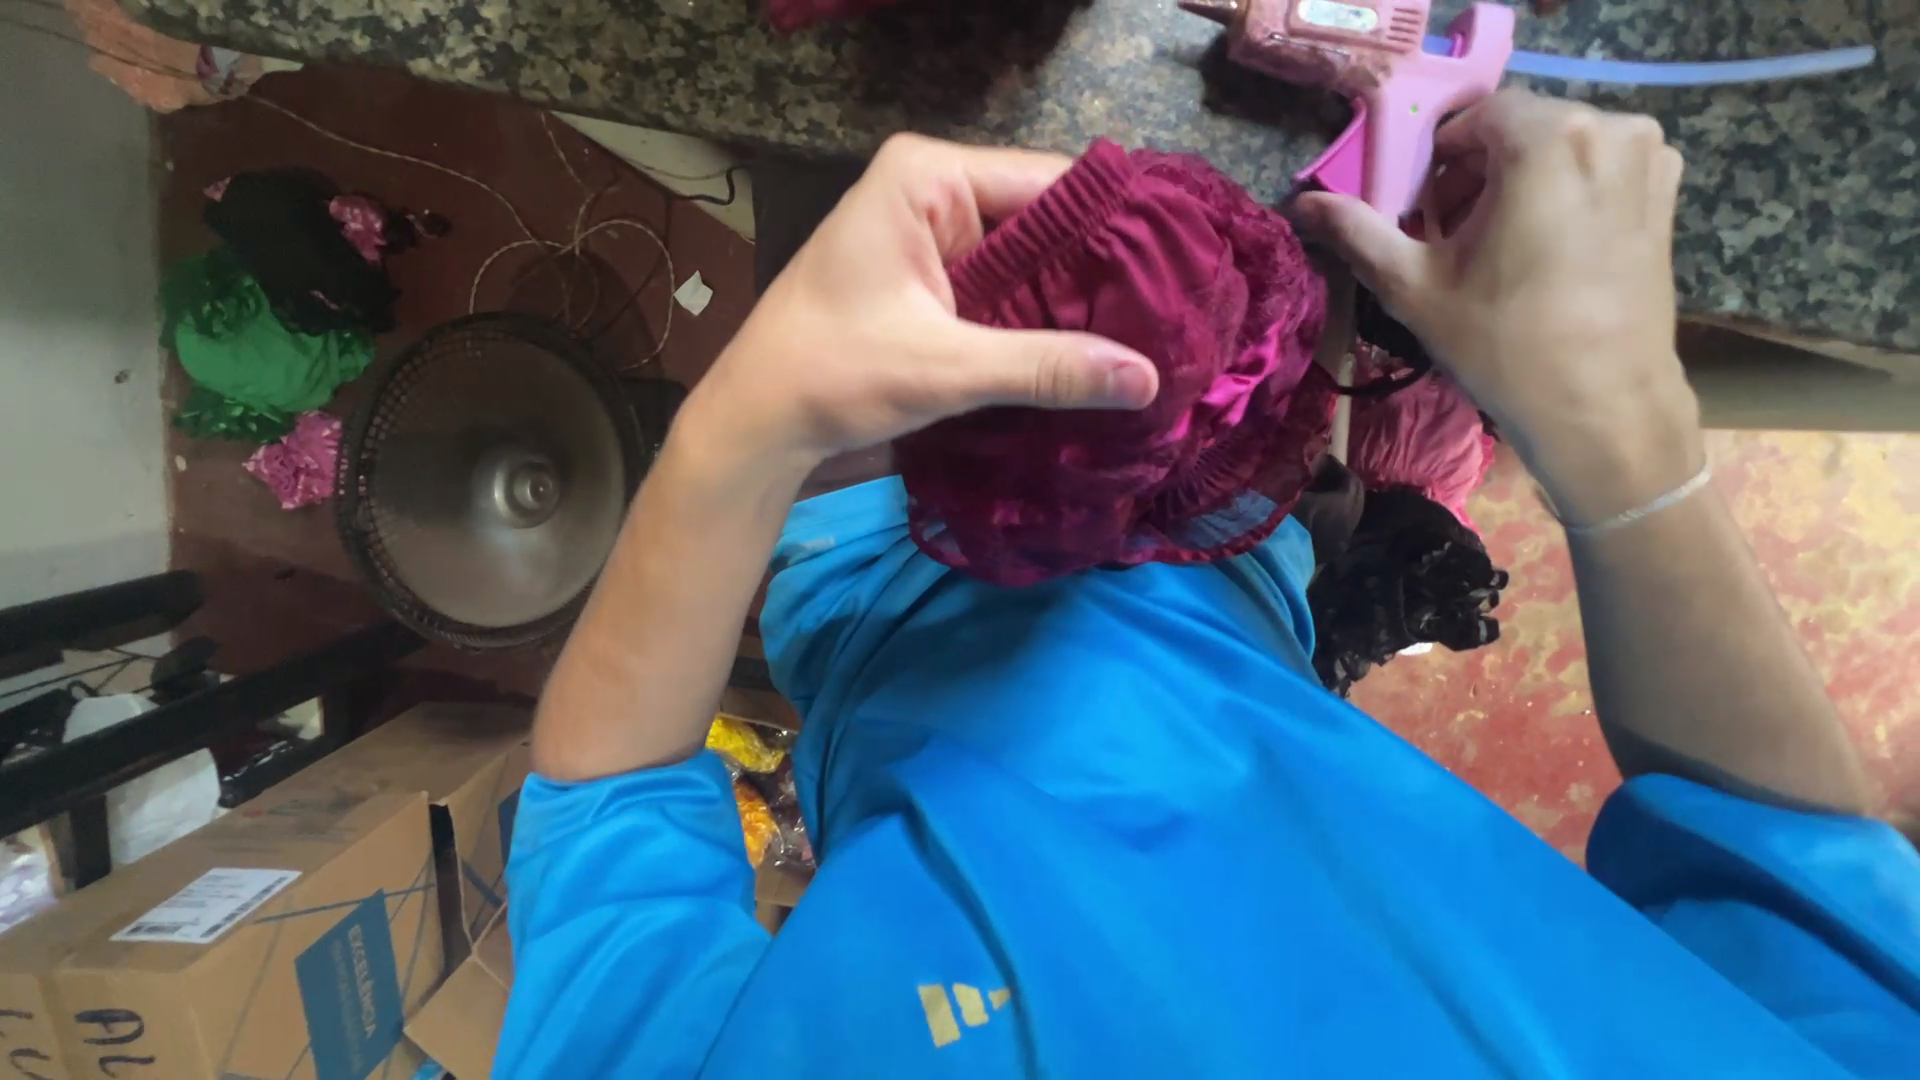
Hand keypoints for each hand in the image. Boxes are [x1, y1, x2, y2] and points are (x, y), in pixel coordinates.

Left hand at [687, 135, 1159, 470]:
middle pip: (1044, 226)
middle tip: (1166, 325)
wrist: (758, 423)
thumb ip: (1045, 367)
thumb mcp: (945, 367)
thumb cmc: (832, 374)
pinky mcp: (928, 286)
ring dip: (1069, 308)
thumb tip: (1147, 379)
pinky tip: (1082, 359)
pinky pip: (1000, 296)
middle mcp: (934, 195)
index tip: (1175, 280)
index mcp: (930, 178)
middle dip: (1097, 277)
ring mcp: (930, 241)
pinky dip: (1034, 327)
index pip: (1053, 186)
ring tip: (1142, 345)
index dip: (1117, 232)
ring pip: (1025, 266)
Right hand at [1294, 91, 1702, 525]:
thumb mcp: (1411, 285)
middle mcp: (1610, 128)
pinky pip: (1591, 172)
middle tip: (1447, 242)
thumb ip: (1356, 233)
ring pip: (1553, 151)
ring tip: (1491, 255)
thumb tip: (1301, 204)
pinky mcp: (1664, 192)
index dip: (1434, 164)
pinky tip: (1536, 257)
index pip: (1472, 118)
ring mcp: (1647, 158)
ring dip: (1510, 189)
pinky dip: (1554, 198)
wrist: (1597, 399)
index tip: (1419, 217)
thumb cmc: (1498, 339)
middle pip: (1515, 130)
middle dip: (1472, 177)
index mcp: (1546, 139)